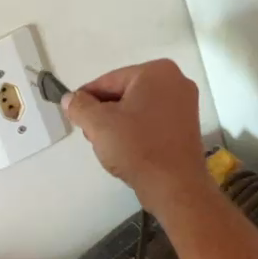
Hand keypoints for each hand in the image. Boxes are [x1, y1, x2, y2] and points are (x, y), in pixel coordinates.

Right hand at [64, 60, 209, 208]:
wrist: (175, 187)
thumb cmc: (137, 147)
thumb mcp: (98, 124)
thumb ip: (79, 106)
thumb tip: (70, 99)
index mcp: (156, 72)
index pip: (109, 81)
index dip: (87, 98)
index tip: (73, 114)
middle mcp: (176, 81)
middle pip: (124, 93)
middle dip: (104, 113)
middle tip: (92, 135)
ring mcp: (185, 105)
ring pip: (138, 109)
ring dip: (118, 124)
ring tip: (109, 146)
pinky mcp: (188, 127)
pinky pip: (153, 121)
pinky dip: (137, 132)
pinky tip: (127, 150)